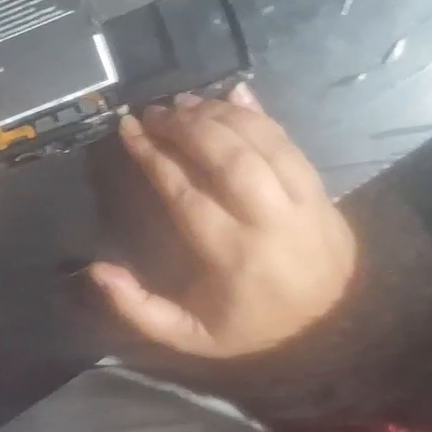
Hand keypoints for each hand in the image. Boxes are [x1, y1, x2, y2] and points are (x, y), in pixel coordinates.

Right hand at [89, 84, 357, 358]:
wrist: (335, 332)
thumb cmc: (251, 329)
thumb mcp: (190, 336)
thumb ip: (138, 309)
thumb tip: (96, 270)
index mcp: (231, 257)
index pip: (187, 193)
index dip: (154, 158)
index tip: (128, 131)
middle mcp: (269, 222)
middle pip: (227, 158)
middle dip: (185, 127)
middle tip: (153, 111)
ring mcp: (302, 202)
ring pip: (260, 143)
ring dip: (219, 114)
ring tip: (183, 102)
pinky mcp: (322, 190)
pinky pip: (290, 141)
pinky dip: (260, 114)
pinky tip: (231, 94)